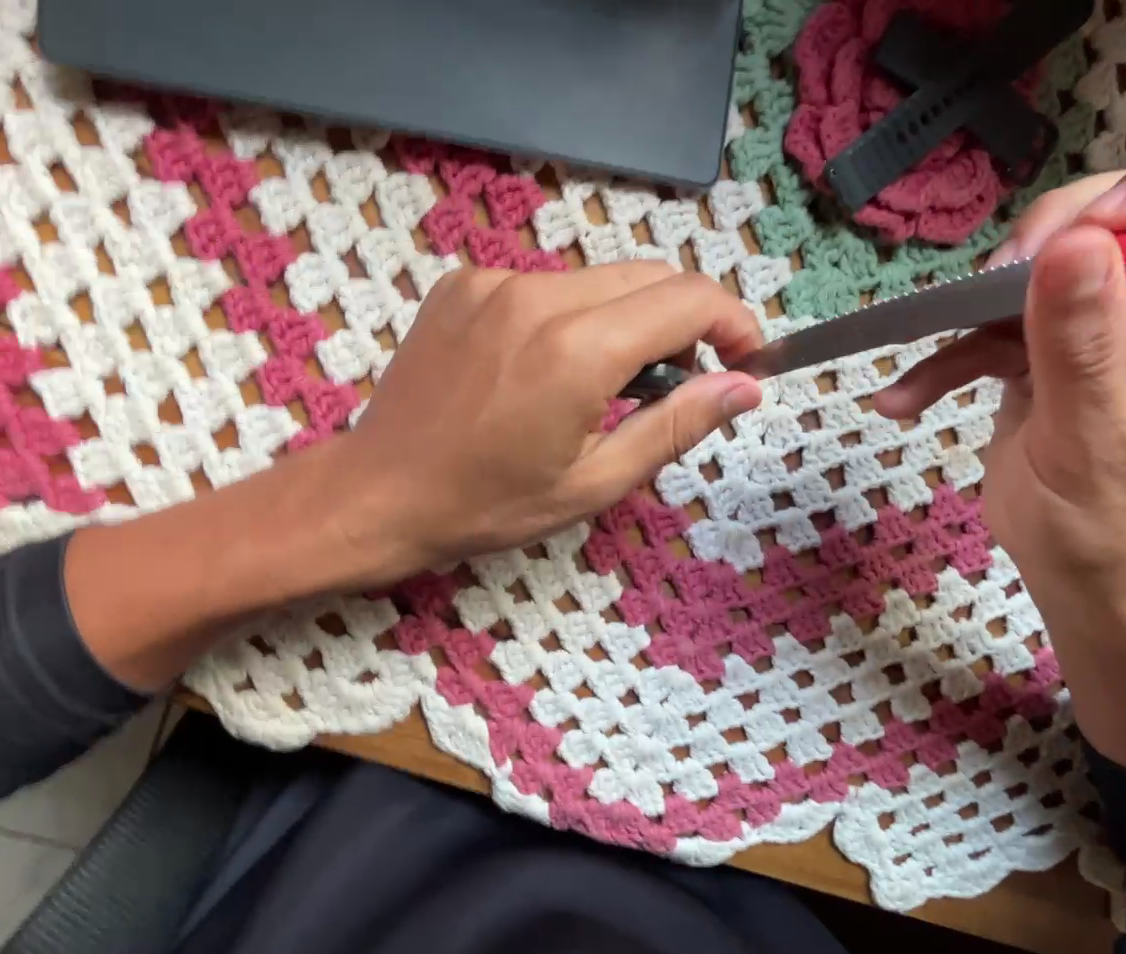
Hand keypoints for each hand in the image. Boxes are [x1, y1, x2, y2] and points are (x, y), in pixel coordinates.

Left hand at [67, 262, 762, 690]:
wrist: (378, 493)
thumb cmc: (487, 506)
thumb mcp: (593, 483)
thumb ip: (675, 425)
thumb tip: (744, 387)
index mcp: (577, 350)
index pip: (687, 299)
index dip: (734, 322)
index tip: (748, 358)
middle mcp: (537, 295)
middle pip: (648, 276)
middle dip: (687, 318)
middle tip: (689, 377)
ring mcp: (493, 282)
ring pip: (597, 279)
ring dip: (628, 319)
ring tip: (612, 384)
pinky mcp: (463, 284)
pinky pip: (545, 285)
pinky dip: (573, 316)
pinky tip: (550, 370)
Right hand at [874, 134, 1125, 615]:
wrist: (1069, 575)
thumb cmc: (1109, 527)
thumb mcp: (1096, 444)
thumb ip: (1084, 349)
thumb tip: (1072, 243)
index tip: (1106, 222)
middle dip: (1066, 229)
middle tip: (1001, 278)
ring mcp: (1111, 319)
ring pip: (1060, 248)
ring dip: (993, 286)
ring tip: (945, 333)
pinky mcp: (1048, 344)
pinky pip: (996, 320)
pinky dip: (946, 355)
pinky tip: (904, 399)